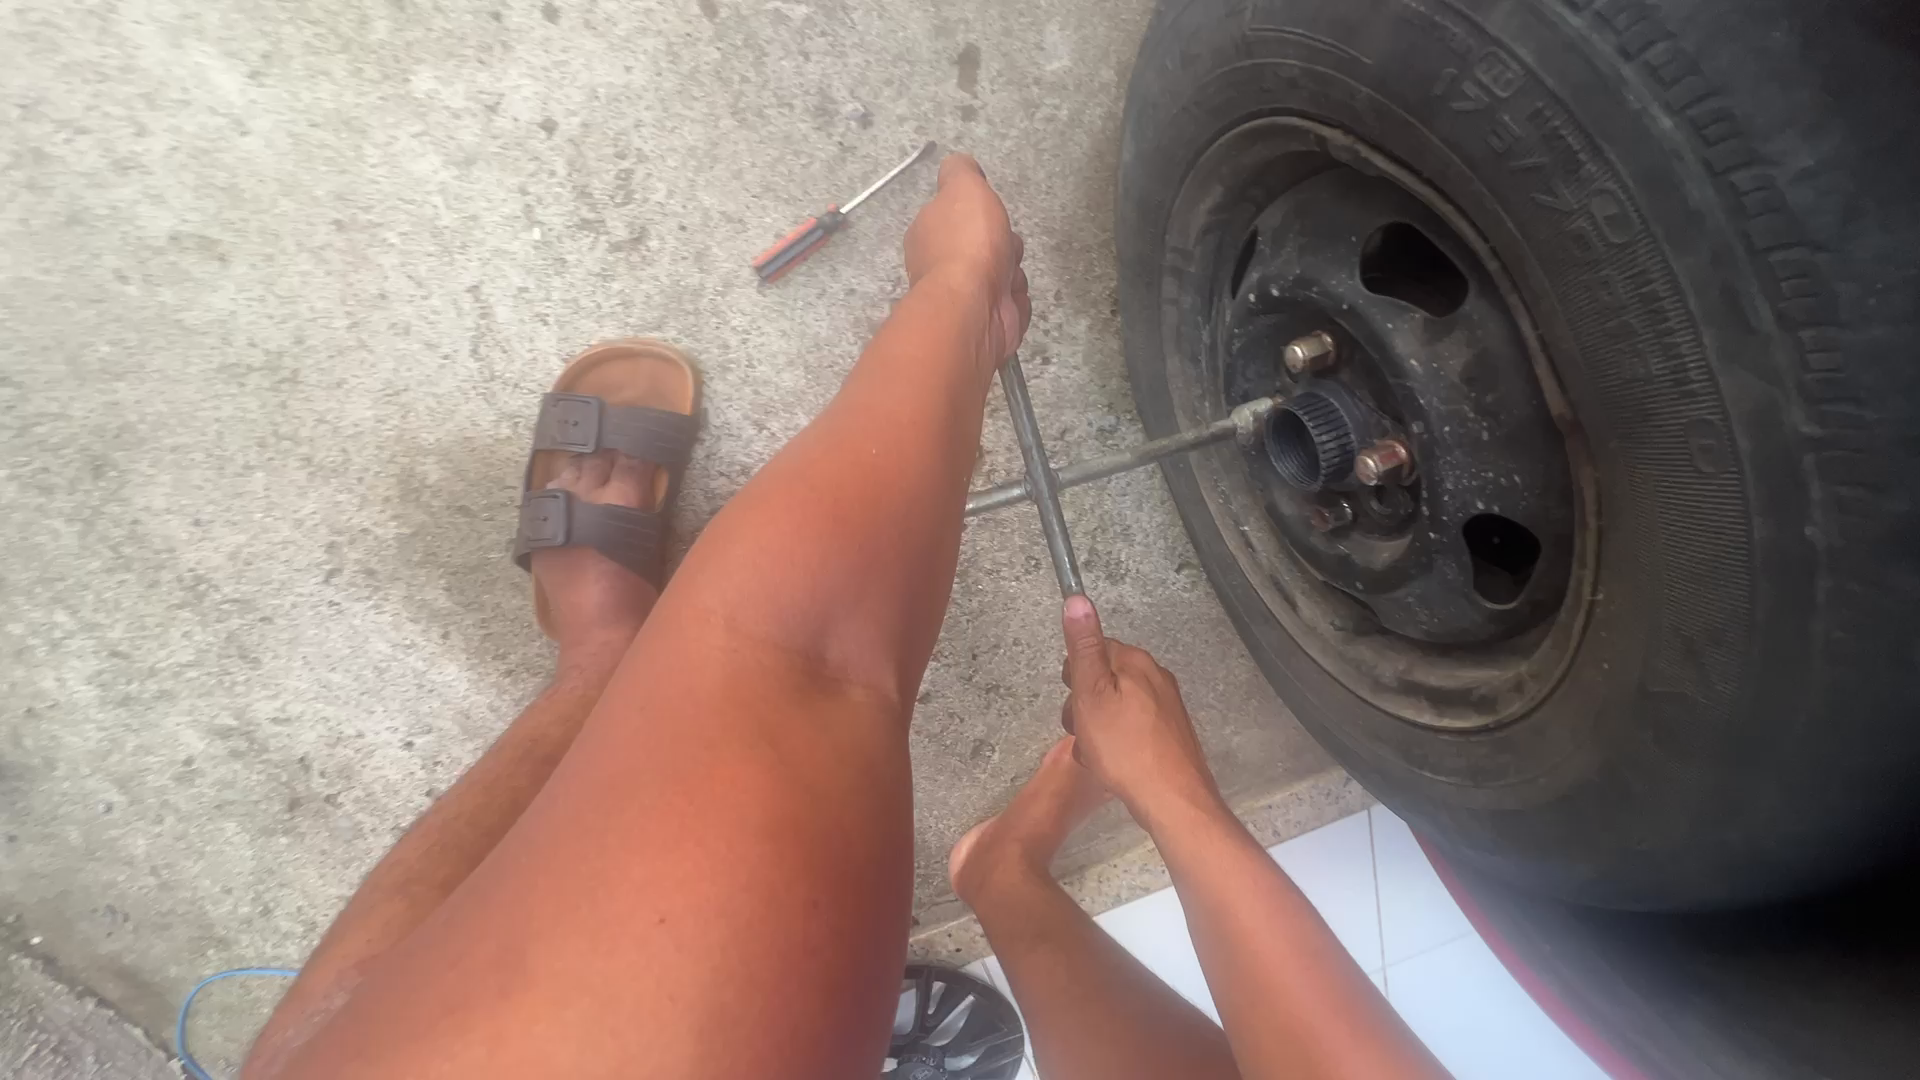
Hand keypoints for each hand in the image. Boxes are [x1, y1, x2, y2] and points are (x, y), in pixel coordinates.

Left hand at [904, 153, 1030, 361]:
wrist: (973, 307)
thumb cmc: (968, 243)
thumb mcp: (963, 187)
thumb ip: (961, 171)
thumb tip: (960, 167)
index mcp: (929, 235)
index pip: (962, 218)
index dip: (983, 216)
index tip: (990, 218)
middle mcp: (941, 269)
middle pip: (988, 248)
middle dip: (1005, 247)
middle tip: (1004, 249)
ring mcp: (964, 300)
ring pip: (1005, 278)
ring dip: (1014, 276)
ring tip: (1006, 279)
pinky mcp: (985, 324)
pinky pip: (1011, 306)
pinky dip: (1016, 303)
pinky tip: (1009, 301)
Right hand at [1059, 595, 1220, 820]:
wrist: (1173, 800)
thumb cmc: (1124, 747)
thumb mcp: (1092, 694)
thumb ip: (1083, 647)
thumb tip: (1077, 598)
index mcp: (1136, 662)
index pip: (1092, 650)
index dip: (1075, 678)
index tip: (1074, 704)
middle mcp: (1155, 677)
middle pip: (1104, 678)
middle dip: (1084, 705)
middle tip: (1082, 732)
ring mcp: (1166, 706)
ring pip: (1115, 705)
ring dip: (1097, 727)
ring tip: (1097, 753)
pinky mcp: (1170, 733)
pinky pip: (1131, 726)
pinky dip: (1117, 741)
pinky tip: (1114, 764)